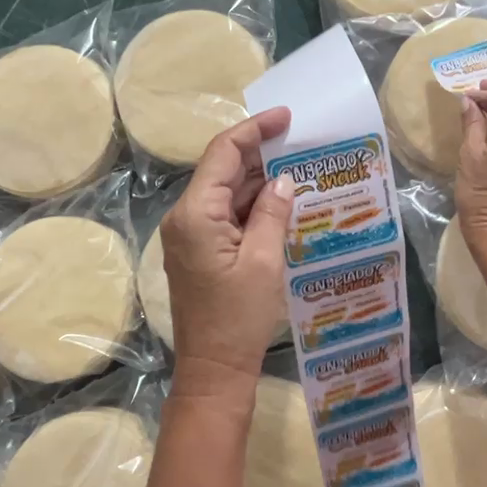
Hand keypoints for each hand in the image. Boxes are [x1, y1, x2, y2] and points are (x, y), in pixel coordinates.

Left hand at [159, 108, 295, 398]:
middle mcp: (185, 217)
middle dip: (260, 151)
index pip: (223, 153)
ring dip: (259, 178)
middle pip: (222, 168)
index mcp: (195, 214)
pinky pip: (227, 214)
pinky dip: (253, 204)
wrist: (213, 371)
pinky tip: (283, 200)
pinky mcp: (200, 250)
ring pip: (226, 191)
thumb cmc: (239, 318)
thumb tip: (284, 179)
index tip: (286, 116)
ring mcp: (190, 234)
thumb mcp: (265, 262)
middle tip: (301, 140)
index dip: (254, 130)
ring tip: (300, 164)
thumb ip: (273, 213)